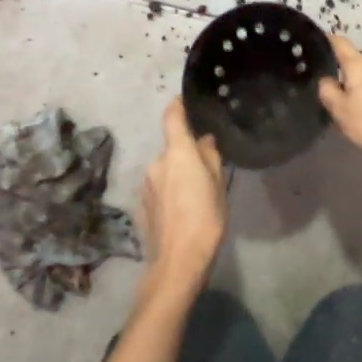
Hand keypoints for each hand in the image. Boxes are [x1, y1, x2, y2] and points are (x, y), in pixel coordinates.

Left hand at [137, 99, 226, 301]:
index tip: (187, 101)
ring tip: (196, 194)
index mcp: (177, 152)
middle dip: (186, 153)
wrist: (178, 261)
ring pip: (165, 169)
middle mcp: (156, 162)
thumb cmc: (206, 217)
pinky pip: (159, 188)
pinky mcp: (142, 204)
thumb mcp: (219, 184)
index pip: (172, 116)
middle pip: (172, 148)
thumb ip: (210, 157)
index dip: (179, 105)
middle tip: (207, 169)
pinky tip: (183, 210)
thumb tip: (204, 141)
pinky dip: (170, 191)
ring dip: (178, 174)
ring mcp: (146, 184)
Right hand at [317, 36, 361, 168]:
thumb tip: (326, 79)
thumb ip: (327, 89)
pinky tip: (359, 104)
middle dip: (338, 65)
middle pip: (352, 57)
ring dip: (352, 79)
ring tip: (340, 95)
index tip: (313, 48)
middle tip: (322, 80)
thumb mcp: (338, 108)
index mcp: (359, 63)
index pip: (339, 41)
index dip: (325, 41)